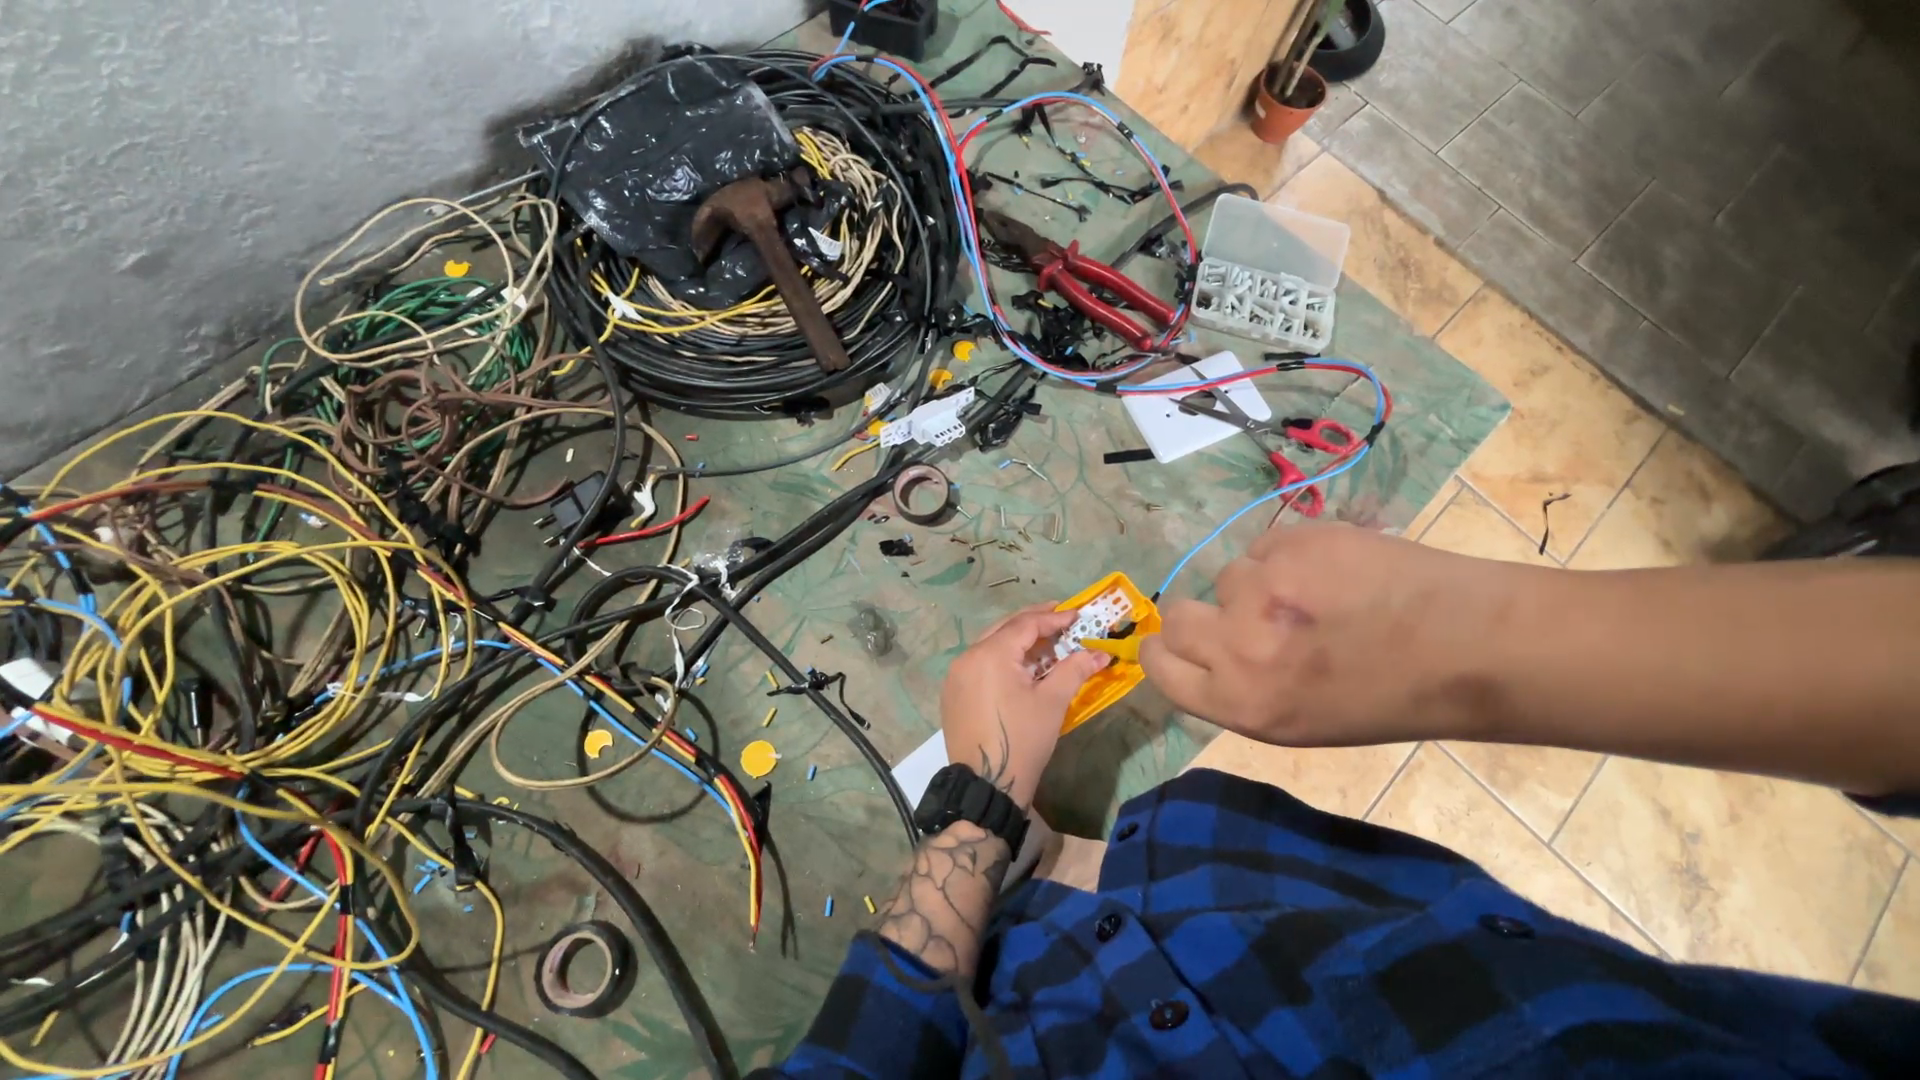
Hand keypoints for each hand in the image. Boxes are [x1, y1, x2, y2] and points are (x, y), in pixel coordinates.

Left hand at [941, 603, 1111, 809]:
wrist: (987, 785)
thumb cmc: (1023, 739)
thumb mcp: (1052, 702)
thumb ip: (1075, 669)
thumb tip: (1100, 654)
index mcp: (990, 654)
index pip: (1025, 624)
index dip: (1054, 618)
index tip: (1078, 615)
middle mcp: (967, 657)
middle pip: (1004, 629)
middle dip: (1034, 623)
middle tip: (1062, 620)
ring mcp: (956, 676)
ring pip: (990, 646)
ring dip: (1018, 641)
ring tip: (1047, 643)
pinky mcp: (954, 694)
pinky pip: (980, 664)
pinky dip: (1002, 659)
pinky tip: (1022, 668)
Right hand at [1140, 523, 1536, 746]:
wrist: (1471, 648)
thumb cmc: (1390, 700)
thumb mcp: (1301, 723)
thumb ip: (1239, 691)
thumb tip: (1204, 654)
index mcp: (1242, 705)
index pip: (1160, 668)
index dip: (1165, 652)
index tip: (1178, 643)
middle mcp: (1239, 648)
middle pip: (1176, 617)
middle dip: (1201, 617)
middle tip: (1244, 617)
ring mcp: (1264, 590)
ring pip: (1228, 576)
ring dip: (1257, 586)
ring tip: (1314, 597)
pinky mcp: (1293, 544)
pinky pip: (1264, 546)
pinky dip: (1288, 557)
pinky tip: (1332, 572)